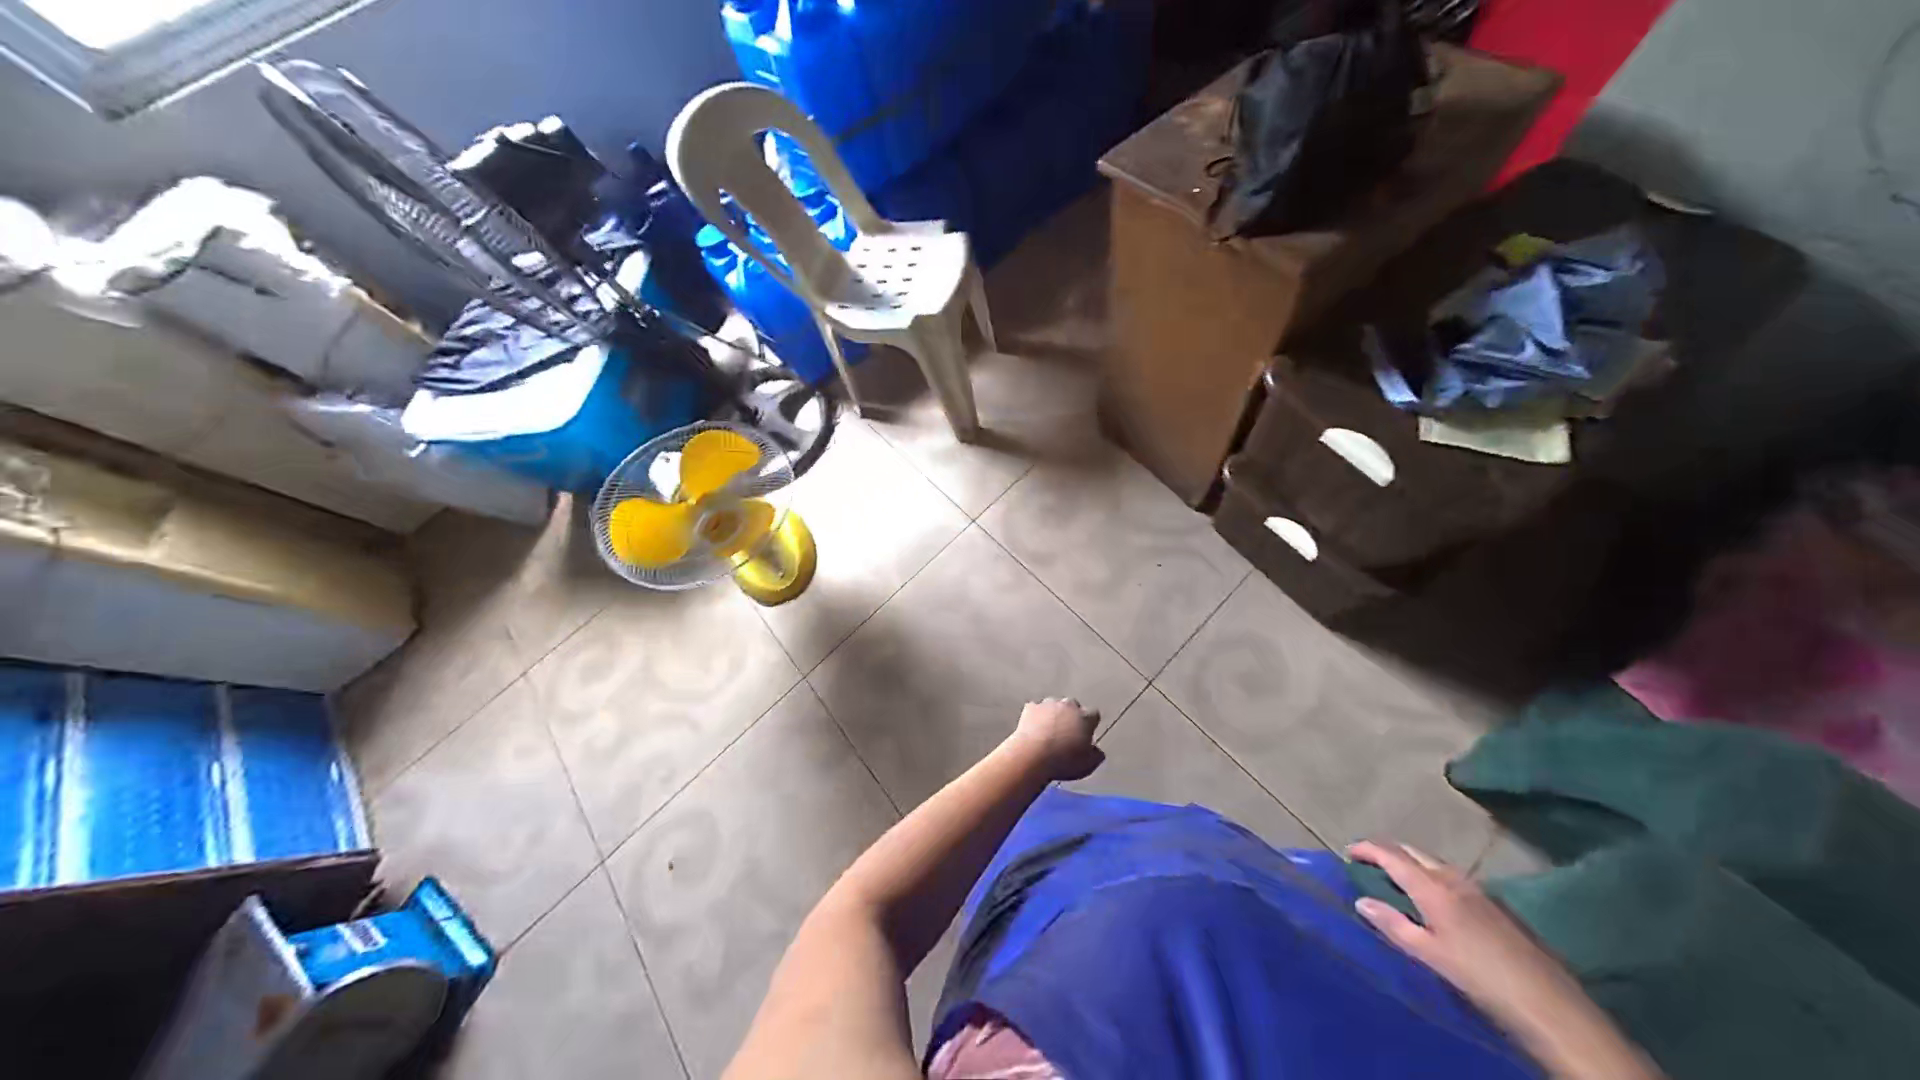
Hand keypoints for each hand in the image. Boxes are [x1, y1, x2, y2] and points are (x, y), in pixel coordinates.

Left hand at [1011, 697, 1103, 780]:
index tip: (1085, 735)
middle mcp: (1068, 705)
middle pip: (1073, 706)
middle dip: (1071, 716)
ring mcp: (1048, 704)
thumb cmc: (1064, 761)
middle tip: (1066, 734)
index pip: (1093, 715)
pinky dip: (1035, 717)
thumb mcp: (1088, 765)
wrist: (1032, 756)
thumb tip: (1096, 750)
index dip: (1089, 725)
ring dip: (1053, 714)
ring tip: (1048, 732)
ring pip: (1054, 706)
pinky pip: (1035, 710)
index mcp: (1085, 717)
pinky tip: (1033, 730)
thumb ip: (1096, 755)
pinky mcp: (1030, 707)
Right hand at [1348, 841, 1665, 1079]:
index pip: (1391, 856)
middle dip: (1388, 850)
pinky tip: (1434, 897)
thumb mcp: (1428, 954)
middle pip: (1414, 852)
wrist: (1547, 1001)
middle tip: (1369, 861)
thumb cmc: (1479, 976)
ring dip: (1412, 863)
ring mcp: (1478, 889)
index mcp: (1432, 887)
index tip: (1348, 851)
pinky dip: (1432, 876)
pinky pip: (1452, 877)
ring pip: (1434, 863)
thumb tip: (1361, 900)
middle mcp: (1453, 879)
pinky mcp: (1495, 904)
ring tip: (1397, 877)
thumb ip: (1392, 924)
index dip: (1368, 849)